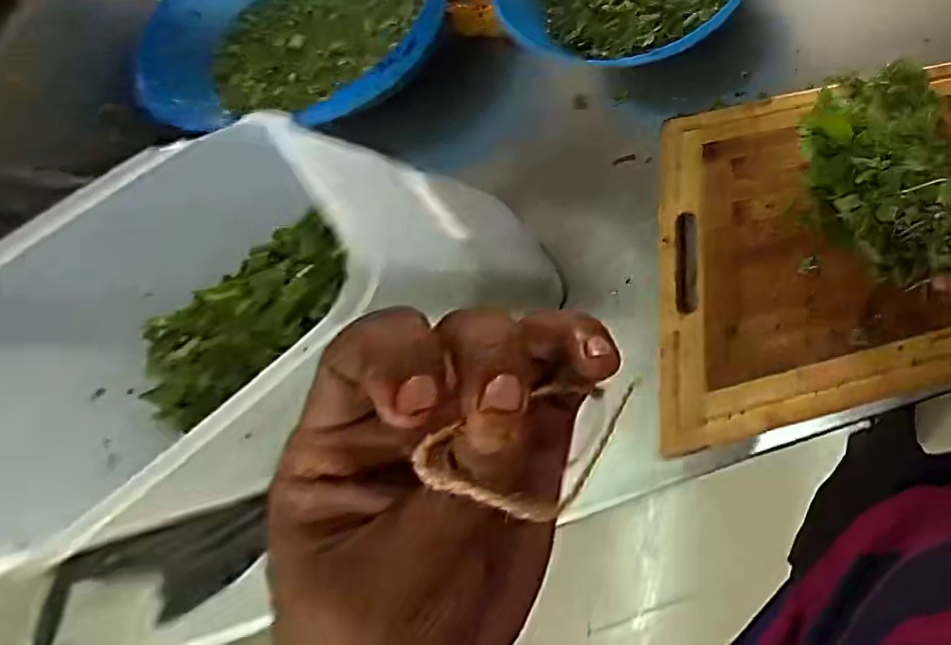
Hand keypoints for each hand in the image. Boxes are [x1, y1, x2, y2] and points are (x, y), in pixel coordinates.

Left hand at [268, 307, 619, 644]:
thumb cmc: (379, 632)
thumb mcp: (402, 558)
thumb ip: (459, 477)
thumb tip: (510, 401)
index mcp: (349, 435)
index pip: (363, 354)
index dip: (395, 356)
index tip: (419, 404)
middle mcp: (423, 405)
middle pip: (458, 336)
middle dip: (489, 356)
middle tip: (505, 403)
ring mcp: (486, 410)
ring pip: (524, 338)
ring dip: (559, 337)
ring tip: (589, 359)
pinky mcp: (542, 424)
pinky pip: (569, 372)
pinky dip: (589, 359)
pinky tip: (601, 365)